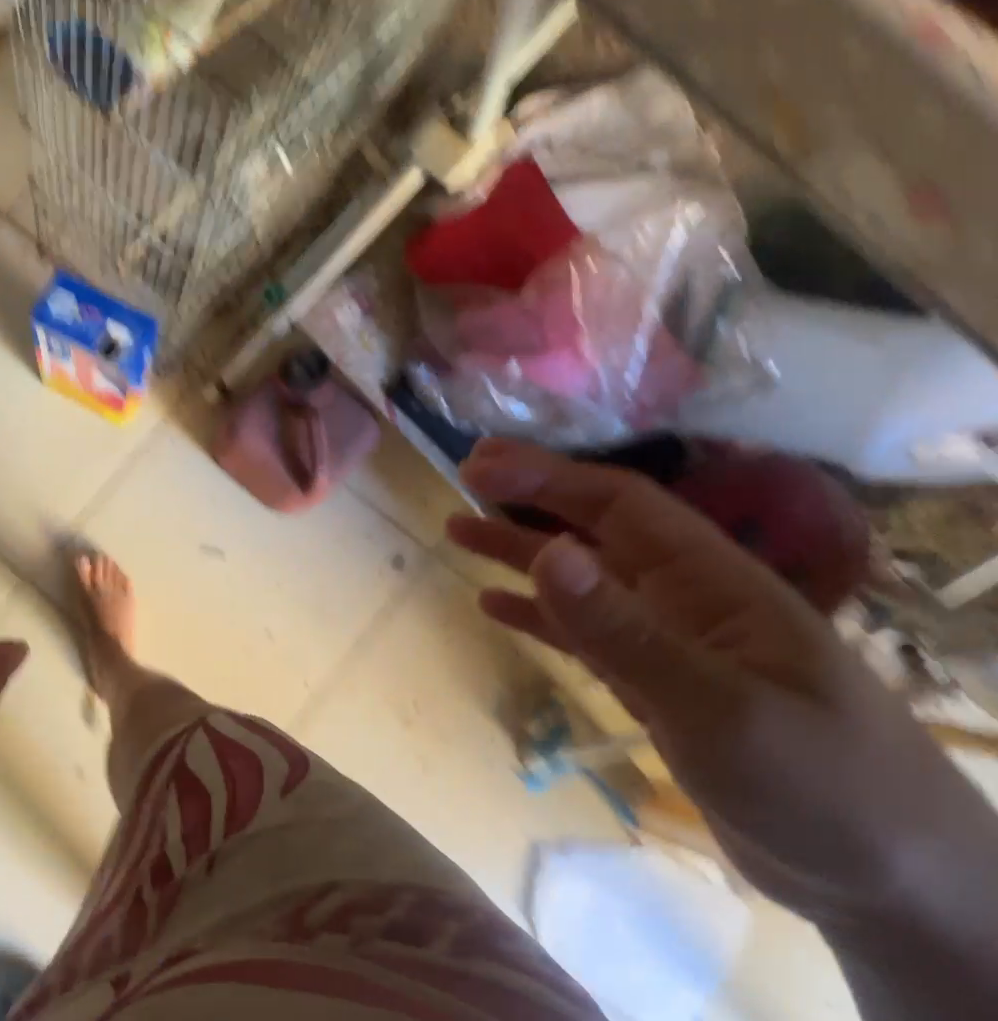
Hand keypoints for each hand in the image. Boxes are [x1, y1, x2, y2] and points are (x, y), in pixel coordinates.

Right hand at [446, 439, 997, 935]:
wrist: (890, 882)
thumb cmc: (822, 787)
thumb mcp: (719, 709)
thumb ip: (627, 631)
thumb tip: (548, 551)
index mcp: (718, 585)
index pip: (623, 506)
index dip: (549, 477)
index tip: (480, 465)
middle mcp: (692, 602)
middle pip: (599, 533)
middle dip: (531, 498)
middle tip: (463, 476)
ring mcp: (677, 647)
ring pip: (585, 582)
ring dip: (522, 554)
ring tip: (457, 531)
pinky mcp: (663, 691)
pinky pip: (588, 637)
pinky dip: (542, 617)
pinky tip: (496, 607)